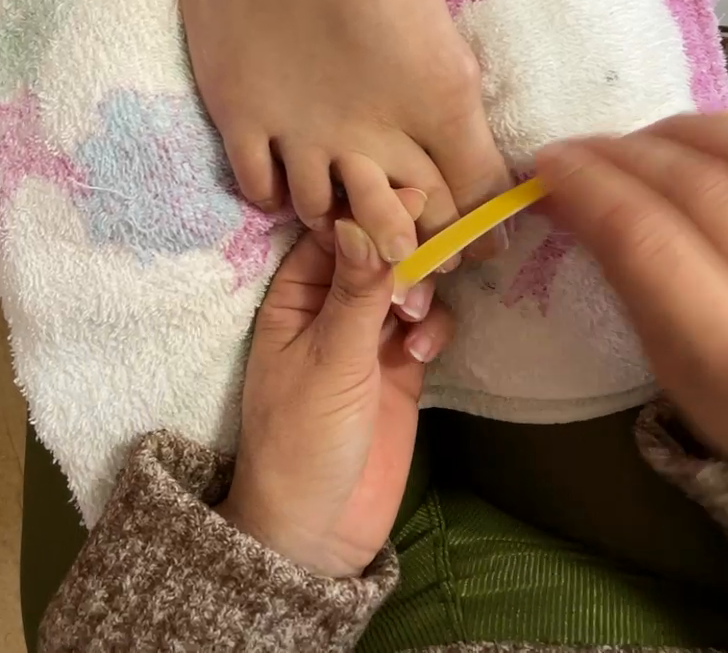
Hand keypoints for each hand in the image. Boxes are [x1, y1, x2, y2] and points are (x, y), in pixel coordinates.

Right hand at [174, 0, 511, 262]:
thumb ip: (431, 77)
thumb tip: (428, 120)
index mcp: (440, 93)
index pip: (477, 198)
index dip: (480, 231)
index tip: (476, 242)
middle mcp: (375, 128)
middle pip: (405, 228)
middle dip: (412, 242)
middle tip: (400, 227)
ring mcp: (300, 127)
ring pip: (328, 220)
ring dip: (339, 219)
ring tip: (337, 194)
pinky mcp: (238, 113)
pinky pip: (262, 192)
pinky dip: (276, 193)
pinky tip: (281, 167)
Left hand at [220, 206, 456, 576]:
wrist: (319, 529)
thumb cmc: (304, 437)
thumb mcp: (330, 360)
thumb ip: (356, 292)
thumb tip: (365, 220)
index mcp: (295, 294)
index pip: (334, 233)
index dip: (370, 212)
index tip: (411, 198)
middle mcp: (332, 305)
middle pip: (378, 252)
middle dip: (405, 252)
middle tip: (426, 263)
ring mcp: (369, 335)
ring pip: (407, 284)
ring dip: (420, 290)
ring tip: (412, 319)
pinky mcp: (400, 366)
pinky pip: (425, 324)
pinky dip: (431, 327)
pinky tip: (423, 351)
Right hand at [536, 115, 727, 463]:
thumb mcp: (658, 349)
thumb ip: (616, 260)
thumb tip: (562, 184)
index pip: (647, 237)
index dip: (589, 184)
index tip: (551, 162)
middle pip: (703, 188)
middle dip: (627, 152)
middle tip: (586, 145)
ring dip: (695, 129)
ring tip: (654, 136)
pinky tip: (725, 147)